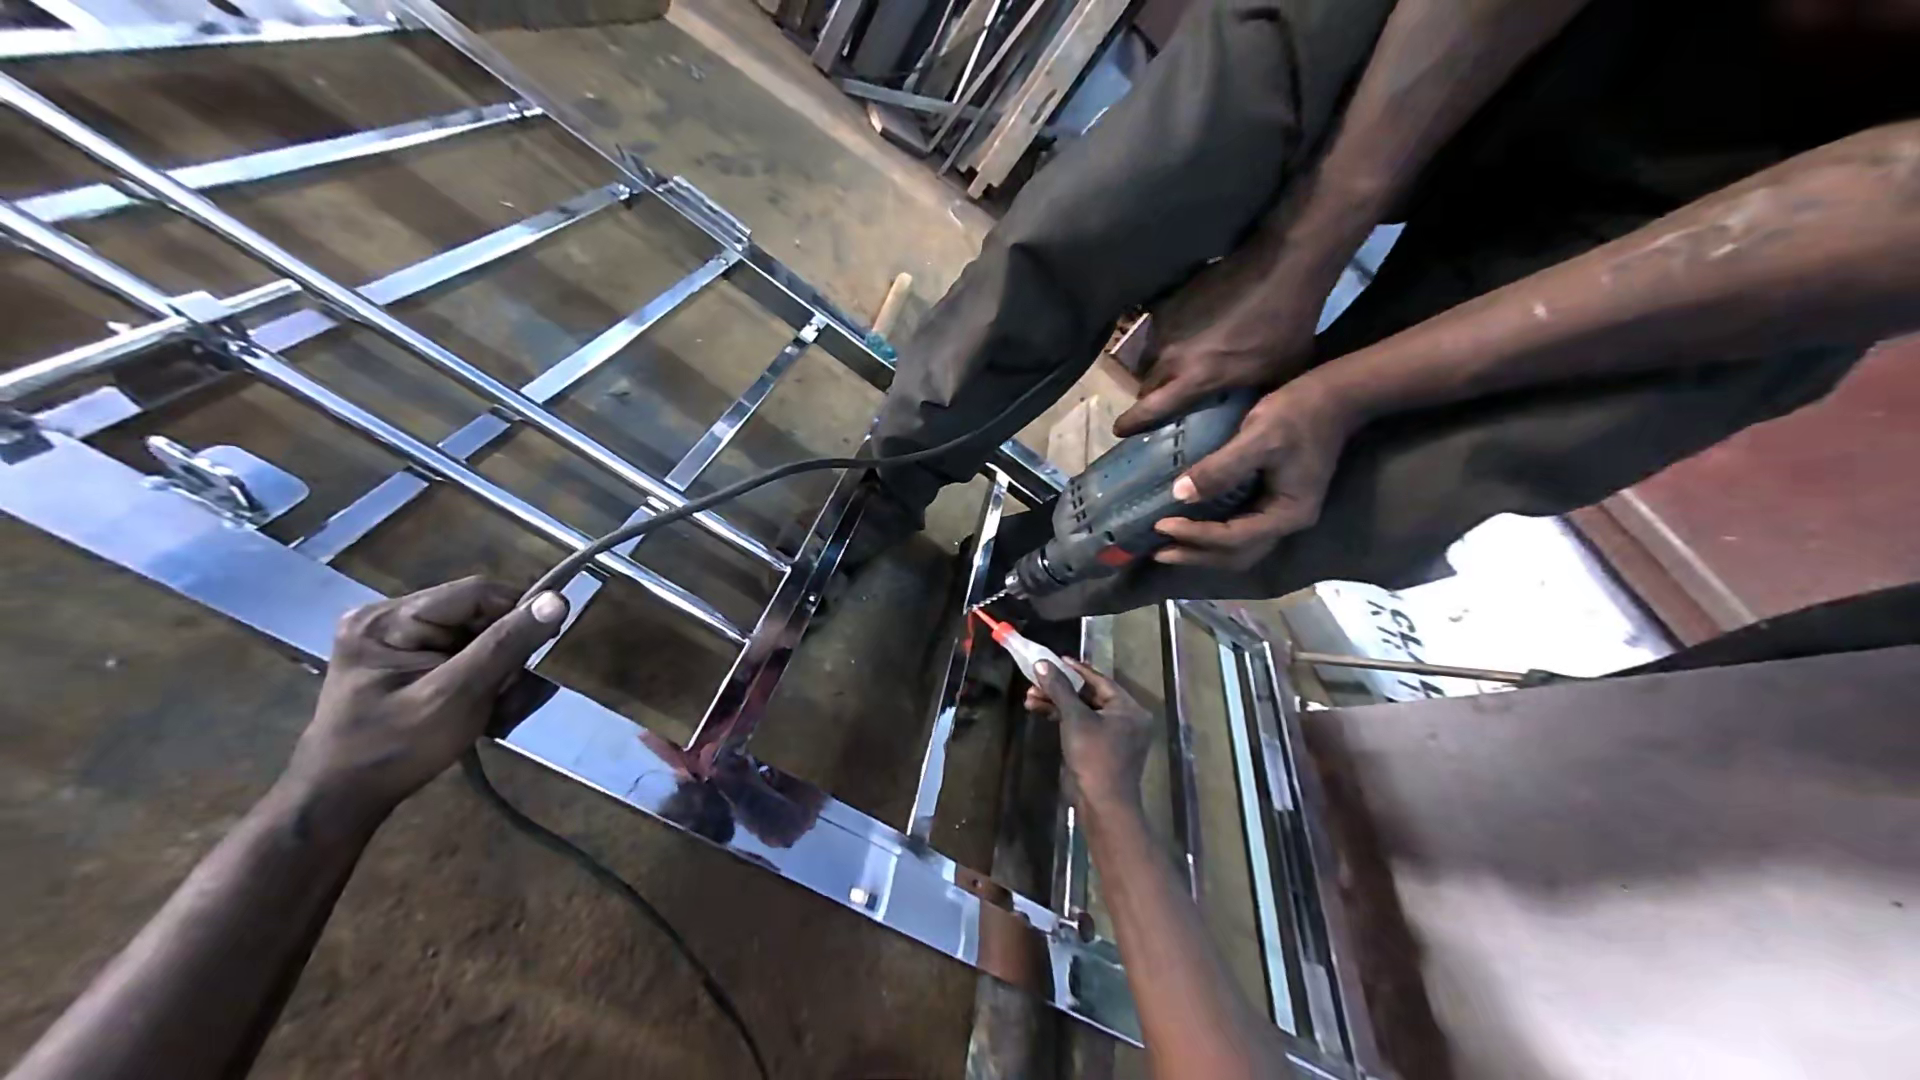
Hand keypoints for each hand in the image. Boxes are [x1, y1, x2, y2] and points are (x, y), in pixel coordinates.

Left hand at [281, 577, 567, 822]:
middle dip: (506, 653)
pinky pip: (465, 652)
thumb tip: (557, 600)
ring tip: (495, 708)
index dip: (520, 614)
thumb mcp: (458, 695)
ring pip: (478, 635)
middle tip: (509, 694)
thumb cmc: (397, 749)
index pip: (479, 592)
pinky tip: (482, 705)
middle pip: (479, 614)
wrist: (342, 800)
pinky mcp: (405, 659)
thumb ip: (506, 644)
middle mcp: (388, 617)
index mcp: (388, 619)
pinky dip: (484, 677)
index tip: (544, 649)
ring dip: (499, 669)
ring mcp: (395, 639)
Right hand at [1025, 658, 1155, 809]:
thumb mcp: (1075, 718)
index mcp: (1129, 708)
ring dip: (1057, 703)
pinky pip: (1082, 725)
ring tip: (1030, 698)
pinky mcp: (1102, 748)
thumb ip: (1059, 689)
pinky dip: (1063, 719)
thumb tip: (1042, 663)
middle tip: (1035, 682)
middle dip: (1060, 689)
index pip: (1099, 680)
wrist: (1102, 804)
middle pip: (1089, 695)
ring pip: (1083, 711)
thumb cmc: (1094, 756)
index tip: (1055, 659)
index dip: (1075, 669)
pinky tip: (1041, 711)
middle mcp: (1126, 718)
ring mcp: (1114, 735)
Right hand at [1112, 314, 1313, 437]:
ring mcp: (1166, 327)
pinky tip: (1188, 335)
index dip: (1131, 423)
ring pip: (1149, 359)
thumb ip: (1252, 399)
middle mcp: (1170, 356)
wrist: (1280, 264)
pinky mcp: (1168, 302)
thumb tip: (1249, 417)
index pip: (1149, 409)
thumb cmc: (1284, 324)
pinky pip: (1158, 331)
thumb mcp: (1277, 374)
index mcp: (1193, 379)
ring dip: (1158, 368)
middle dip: (1150, 398)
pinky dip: (1168, 340)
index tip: (1119, 431)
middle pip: (1145, 387)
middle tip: (1165, 401)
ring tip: (1178, 367)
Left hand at [1154, 378, 1356, 569]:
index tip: (1161, 525)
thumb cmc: (1297, 414)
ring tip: (1166, 546)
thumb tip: (1179, 494)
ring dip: (1201, 551)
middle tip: (1157, 552)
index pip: (1234, 539)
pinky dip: (1210, 536)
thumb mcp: (1257, 437)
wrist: (1335, 397)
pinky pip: (1238, 531)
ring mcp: (1280, 515)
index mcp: (1287, 514)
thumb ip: (1220, 468)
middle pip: (1236, 555)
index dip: (1195, 536)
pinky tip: (1187, 528)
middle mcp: (1286, 523)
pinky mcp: (1271, 503)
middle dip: (1195, 556)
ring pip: (1237, 549)